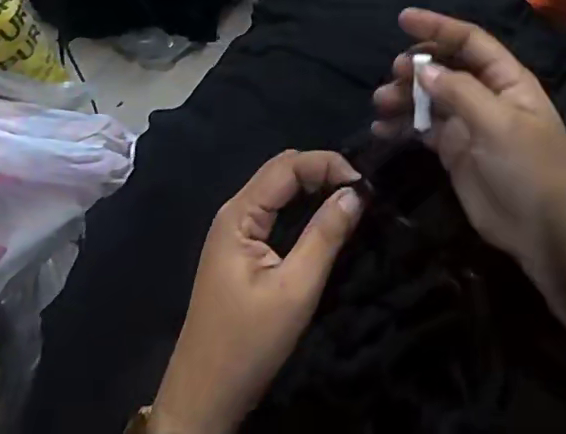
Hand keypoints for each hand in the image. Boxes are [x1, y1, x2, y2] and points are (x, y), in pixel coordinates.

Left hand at [150, 151, 362, 433]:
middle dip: (324, 169)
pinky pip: (277, 210)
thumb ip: (326, 234)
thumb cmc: (246, 345)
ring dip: (316, 185)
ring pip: (280, 189)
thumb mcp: (295, 290)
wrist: (201, 403)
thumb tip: (356, 191)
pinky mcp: (242, 251)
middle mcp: (234, 214)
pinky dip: (305, 204)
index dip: (328, 163)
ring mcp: (235, 233)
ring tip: (351, 198)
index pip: (288, 165)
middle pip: (283, 170)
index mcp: (238, 216)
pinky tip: (326, 216)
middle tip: (360, 189)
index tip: (363, 184)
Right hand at [373, 8, 565, 292]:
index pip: (471, 41)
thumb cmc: (531, 169)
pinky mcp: (456, 152)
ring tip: (380, 103)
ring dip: (406, 95)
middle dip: (418, 65)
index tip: (403, 19)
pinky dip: (404, 125)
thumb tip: (425, 68)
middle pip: (447, 67)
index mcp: (508, 79)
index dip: (438, 27)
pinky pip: (425, 128)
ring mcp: (471, 124)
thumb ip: (461, 93)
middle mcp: (488, 95)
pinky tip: (383, 128)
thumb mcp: (500, 126)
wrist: (546, 233)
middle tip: (392, 74)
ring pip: (432, 97)